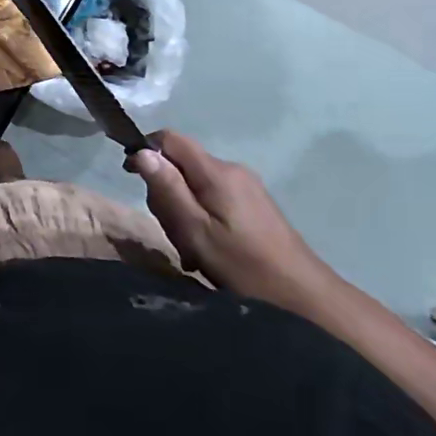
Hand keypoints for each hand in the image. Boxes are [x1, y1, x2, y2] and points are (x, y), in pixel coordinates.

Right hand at [126, 131, 342, 315]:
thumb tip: (141, 152)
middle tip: (169, 225)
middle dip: (165, 188)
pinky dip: (199, 213)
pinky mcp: (254, 203)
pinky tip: (205, 244)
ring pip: (195, 181)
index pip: (170, 139)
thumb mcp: (194, 229)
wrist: (303, 297)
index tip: (131, 177)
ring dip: (181, 205)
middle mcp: (233, 170)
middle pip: (181, 162)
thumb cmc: (242, 264)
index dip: (145, 150)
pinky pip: (212, 195)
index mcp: (217, 172)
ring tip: (188, 242)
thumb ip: (167, 189)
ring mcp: (247, 186)